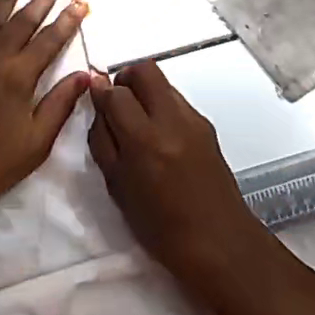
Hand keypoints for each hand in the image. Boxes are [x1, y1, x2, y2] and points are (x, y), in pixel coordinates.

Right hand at [88, 61, 265, 278]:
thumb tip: (99, 106)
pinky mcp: (207, 126)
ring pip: (163, 83)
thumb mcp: (117, 186)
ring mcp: (194, 121)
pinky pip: (176, 101)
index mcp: (145, 141)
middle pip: (145, 70)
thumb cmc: (160, 226)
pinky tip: (158, 137)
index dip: (100, 90)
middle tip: (116, 103)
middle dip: (125, 79)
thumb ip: (104, 140)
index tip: (93, 94)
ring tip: (136, 123)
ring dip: (144, 92)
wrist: (220, 244)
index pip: (116, 93)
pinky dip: (161, 107)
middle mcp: (172, 121)